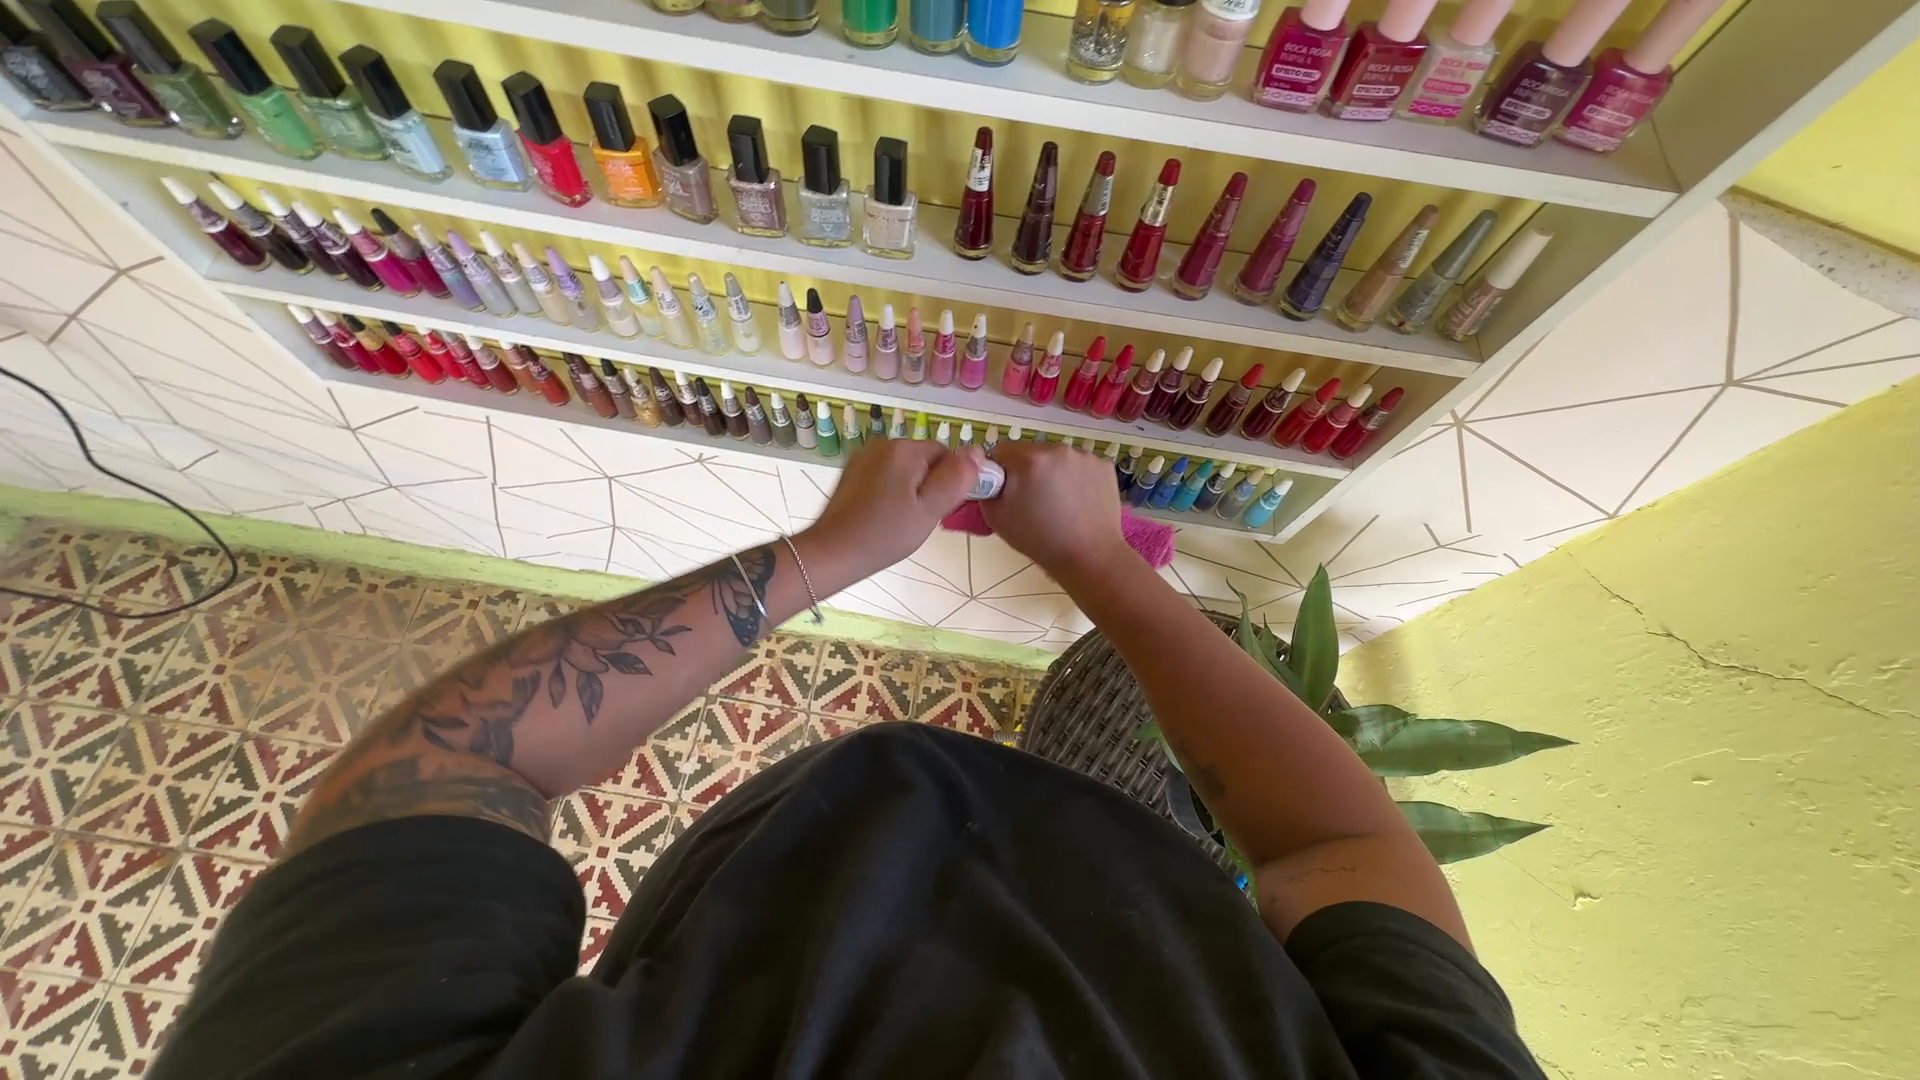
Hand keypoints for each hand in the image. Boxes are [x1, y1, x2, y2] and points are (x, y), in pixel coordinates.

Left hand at [798, 438, 982, 588]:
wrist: (833, 552)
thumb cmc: (885, 534)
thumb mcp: (930, 509)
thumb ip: (957, 478)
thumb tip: (978, 451)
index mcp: (904, 448)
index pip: (945, 454)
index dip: (948, 482)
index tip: (937, 508)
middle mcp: (883, 444)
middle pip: (924, 459)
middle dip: (928, 484)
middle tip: (919, 517)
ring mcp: (864, 456)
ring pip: (905, 468)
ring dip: (910, 488)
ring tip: (901, 518)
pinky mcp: (852, 472)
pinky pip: (885, 474)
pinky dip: (891, 490)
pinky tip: (884, 514)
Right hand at [980, 441, 1128, 579]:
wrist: (1089, 556)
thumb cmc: (1039, 540)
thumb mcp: (996, 518)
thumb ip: (987, 489)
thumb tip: (991, 476)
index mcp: (1029, 460)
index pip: (1002, 450)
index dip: (1001, 470)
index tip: (1009, 491)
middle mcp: (1057, 449)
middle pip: (1031, 451)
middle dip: (1028, 470)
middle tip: (1034, 500)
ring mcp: (1084, 456)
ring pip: (1057, 458)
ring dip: (1053, 472)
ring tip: (1059, 503)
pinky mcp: (1103, 465)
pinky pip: (1080, 465)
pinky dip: (1076, 478)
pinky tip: (1078, 501)